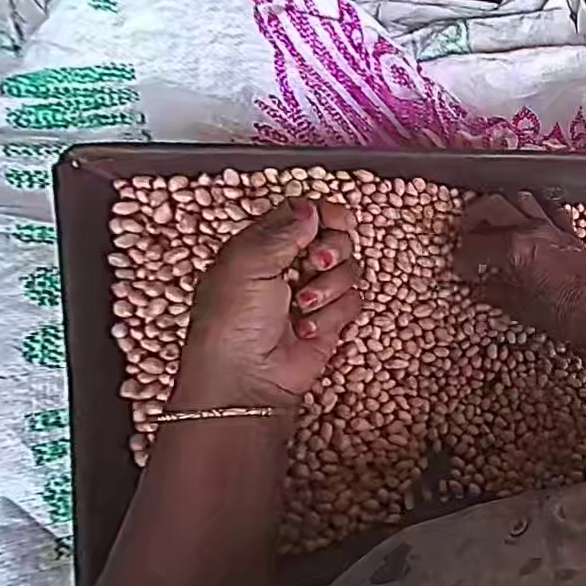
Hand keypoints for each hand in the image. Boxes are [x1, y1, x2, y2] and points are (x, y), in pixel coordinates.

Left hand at [170, 197, 362, 413]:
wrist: (248, 377)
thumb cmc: (232, 323)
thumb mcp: (246, 265)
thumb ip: (281, 232)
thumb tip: (311, 209)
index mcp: (264, 245)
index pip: (304, 214)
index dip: (324, 213)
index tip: (339, 220)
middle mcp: (292, 266)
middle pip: (336, 239)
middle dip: (332, 251)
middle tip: (316, 264)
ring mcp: (314, 293)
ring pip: (349, 271)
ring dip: (329, 289)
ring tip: (303, 306)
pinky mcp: (332, 319)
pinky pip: (353, 302)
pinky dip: (333, 315)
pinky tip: (306, 329)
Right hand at [453, 191, 585, 352]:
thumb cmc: (564, 317)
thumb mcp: (522, 309)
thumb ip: (496, 293)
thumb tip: (478, 289)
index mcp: (514, 249)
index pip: (475, 245)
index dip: (462, 256)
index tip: (460, 267)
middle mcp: (531, 230)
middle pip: (492, 206)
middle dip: (473, 218)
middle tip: (467, 233)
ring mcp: (553, 228)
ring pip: (520, 197)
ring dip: (503, 204)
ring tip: (495, 220)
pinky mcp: (570, 233)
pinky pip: (550, 209)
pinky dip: (535, 208)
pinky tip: (530, 219)